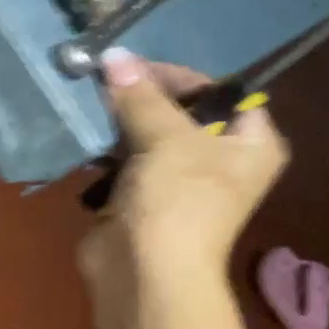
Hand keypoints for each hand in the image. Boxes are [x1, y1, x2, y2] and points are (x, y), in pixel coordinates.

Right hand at [79, 48, 289, 281]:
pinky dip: (99, 154)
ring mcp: (174, 182)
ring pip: (143, 140)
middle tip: (99, 86)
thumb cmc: (177, 203)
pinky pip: (118, 166)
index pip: (221, 93)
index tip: (131, 68)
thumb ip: (141, 99)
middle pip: (178, 115)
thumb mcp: (167, 141)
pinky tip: (78, 142)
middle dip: (139, 100)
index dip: (178, 77)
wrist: (143, 271)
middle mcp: (218, 160)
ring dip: (114, 126)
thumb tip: (113, 56)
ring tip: (83, 109)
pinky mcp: (135, 200)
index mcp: (250, 143)